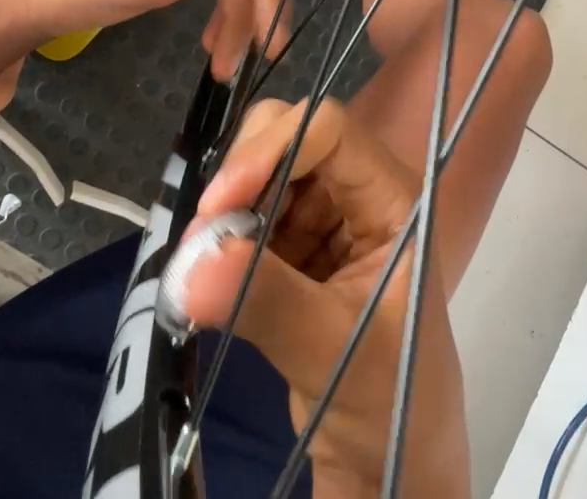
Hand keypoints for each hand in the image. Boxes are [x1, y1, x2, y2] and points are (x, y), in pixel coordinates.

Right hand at [181, 99, 469, 498]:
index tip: (218, 204)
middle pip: (288, 136)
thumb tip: (194, 260)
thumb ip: (270, 301)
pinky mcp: (293, 246)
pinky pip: (247, 213)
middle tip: (203, 234)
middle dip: (241, 176)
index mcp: (393, 196)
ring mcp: (324, 217)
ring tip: (203, 260)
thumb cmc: (390, 397)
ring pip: (261, 172)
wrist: (385, 454)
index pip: (330, 131)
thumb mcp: (334, 348)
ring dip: (225, 207)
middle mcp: (358, 192)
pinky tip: (210, 268)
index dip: (271, 150)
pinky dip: (221, 233)